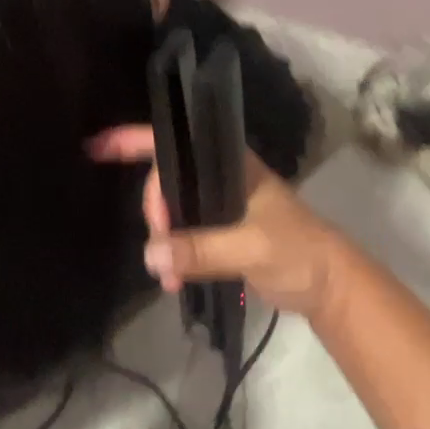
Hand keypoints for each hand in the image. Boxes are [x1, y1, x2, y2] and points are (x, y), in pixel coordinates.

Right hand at [89, 125, 345, 317]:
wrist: (333, 289)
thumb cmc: (300, 252)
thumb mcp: (253, 247)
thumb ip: (202, 249)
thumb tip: (150, 255)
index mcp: (228, 163)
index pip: (172, 141)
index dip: (132, 139)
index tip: (96, 147)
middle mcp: (218, 176)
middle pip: (164, 179)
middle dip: (154, 212)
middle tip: (160, 250)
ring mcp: (218, 204)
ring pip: (171, 209)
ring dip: (162, 240)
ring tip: (169, 279)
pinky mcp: (219, 231)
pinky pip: (181, 233)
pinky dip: (173, 254)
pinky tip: (174, 279)